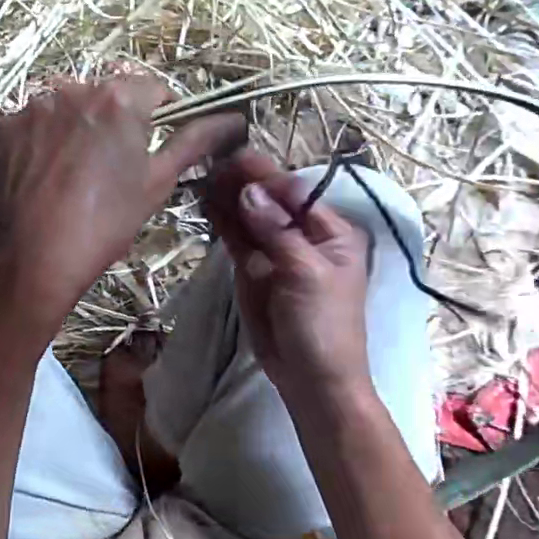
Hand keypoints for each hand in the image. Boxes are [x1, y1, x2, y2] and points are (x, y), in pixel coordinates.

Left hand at [0, 73, 242, 313]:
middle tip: (118, 165)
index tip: (157, 143)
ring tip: (78, 173)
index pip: (154, 88)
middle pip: (109, 96)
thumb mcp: (158, 180)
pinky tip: (49, 174)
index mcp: (120, 99)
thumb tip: (232, 120)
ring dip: (80, 128)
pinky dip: (46, 141)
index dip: (163, 113)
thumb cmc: (109, 220)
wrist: (39, 257)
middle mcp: (75, 90)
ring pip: (71, 109)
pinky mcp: (5, 127)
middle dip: (118, 121)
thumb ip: (194, 141)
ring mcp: (35, 107)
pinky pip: (36, 124)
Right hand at [205, 149, 372, 406]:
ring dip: (231, 198)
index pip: (296, 194)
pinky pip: (240, 241)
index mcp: (332, 233)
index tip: (236, 157)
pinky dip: (225, 223)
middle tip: (213, 162)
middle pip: (271, 202)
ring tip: (206, 175)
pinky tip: (210, 202)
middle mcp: (305, 237)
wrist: (313, 381)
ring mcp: (278, 254)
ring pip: (252, 218)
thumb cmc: (323, 325)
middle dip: (245, 183)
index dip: (266, 176)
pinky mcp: (256, 273)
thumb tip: (249, 190)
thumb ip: (277, 230)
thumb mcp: (306, 273)